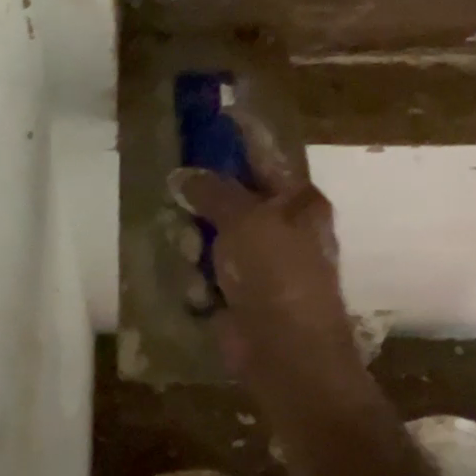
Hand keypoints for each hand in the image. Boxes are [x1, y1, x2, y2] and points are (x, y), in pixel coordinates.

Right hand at [168, 113, 367, 414]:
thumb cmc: (277, 275)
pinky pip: (206, 272)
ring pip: (210, 234)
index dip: (234, 136)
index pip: (261, 155)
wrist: (289, 357)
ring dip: (196, 246)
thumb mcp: (244, 218)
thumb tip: (182, 175)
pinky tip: (200, 293)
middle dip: (201, 201)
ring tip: (195, 261)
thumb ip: (211, 190)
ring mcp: (260, 264)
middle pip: (229, 196)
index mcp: (297, 201)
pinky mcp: (239, 296)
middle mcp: (281, 228)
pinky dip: (199, 280)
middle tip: (178, 196)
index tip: (206, 118)